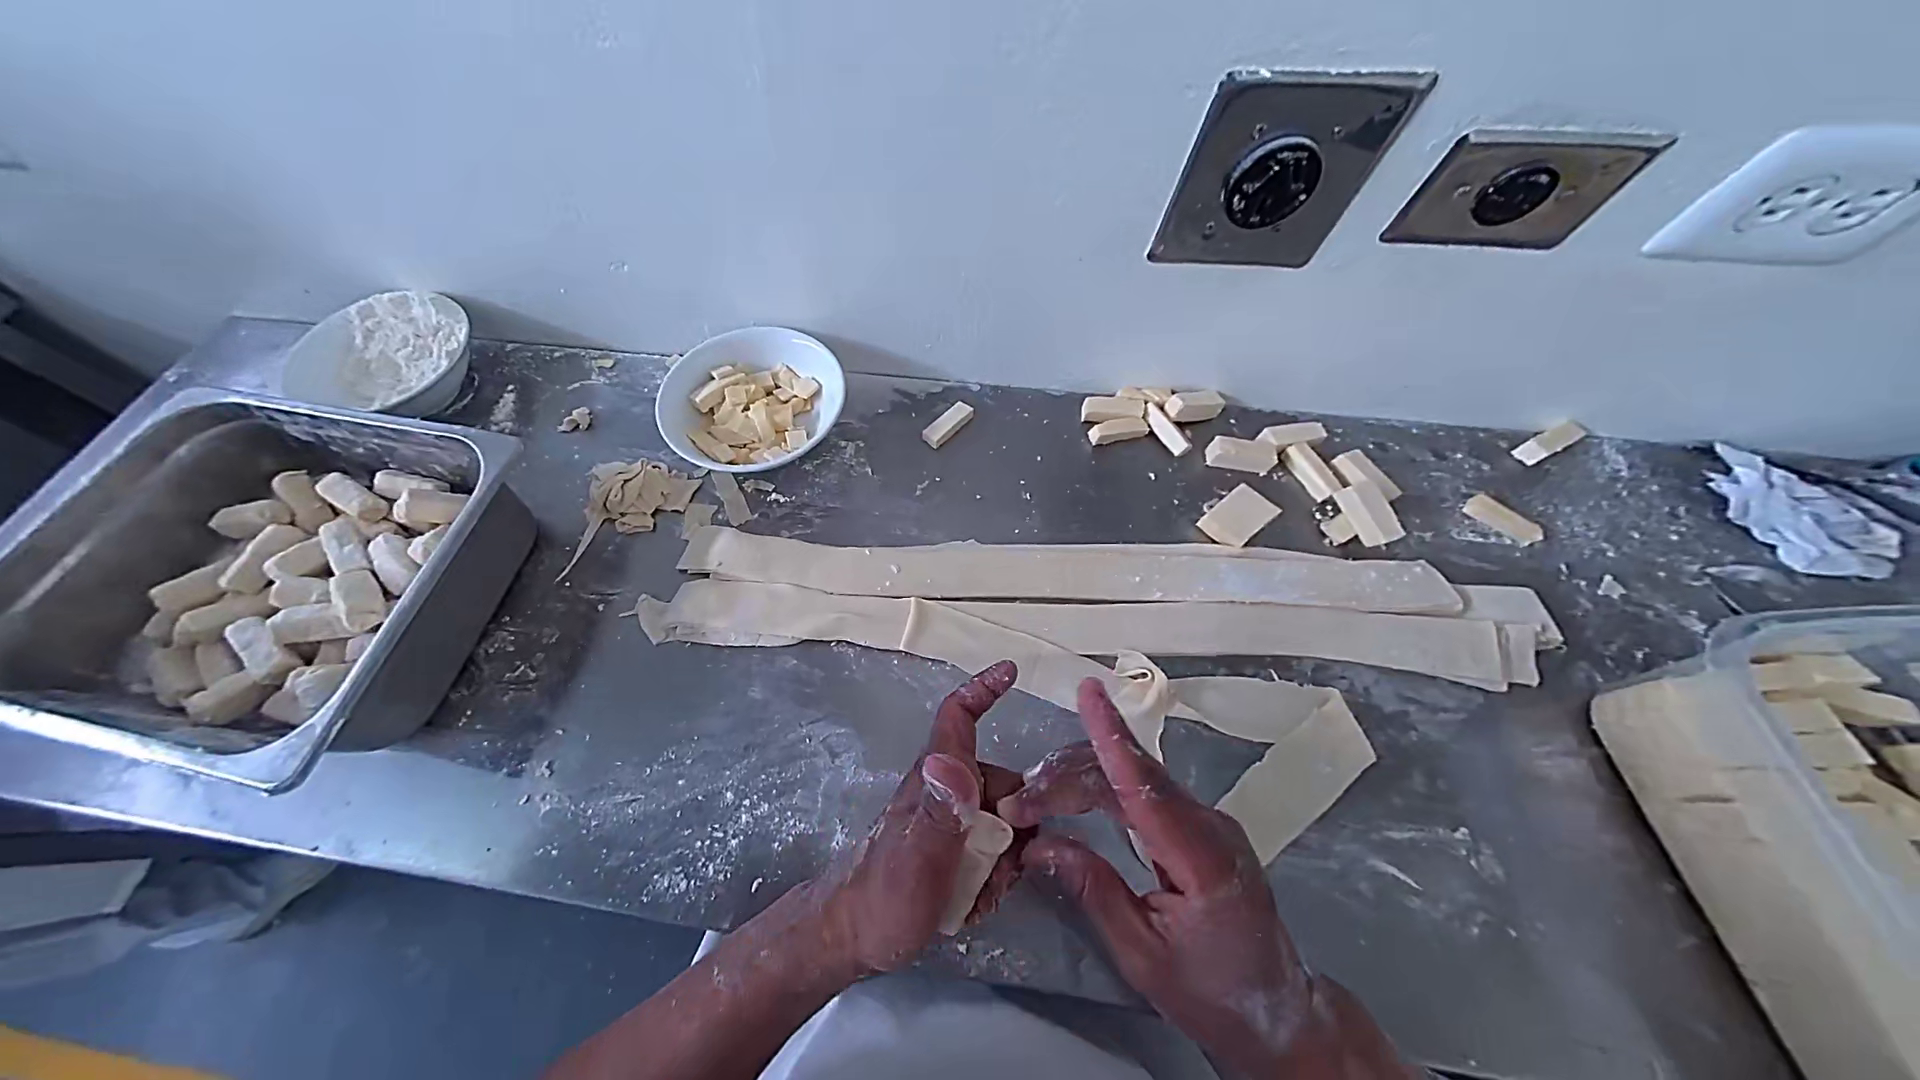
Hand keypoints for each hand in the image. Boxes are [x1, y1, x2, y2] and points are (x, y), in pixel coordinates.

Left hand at [814, 659, 1025, 976]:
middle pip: (1006, 784)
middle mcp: (946, 788)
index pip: (959, 717)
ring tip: (984, 892)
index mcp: (937, 776)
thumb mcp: (918, 859)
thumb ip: (941, 813)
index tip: (1011, 670)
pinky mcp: (952, 845)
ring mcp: (949, 818)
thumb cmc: (882, 897)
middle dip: (1019, 824)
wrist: (852, 938)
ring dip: (1007, 859)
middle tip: (1008, 869)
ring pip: (1005, 822)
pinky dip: (995, 875)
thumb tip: (953, 762)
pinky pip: (994, 849)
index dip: (984, 689)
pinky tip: (976, 901)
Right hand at [998, 679, 1411, 1079]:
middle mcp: (1208, 824)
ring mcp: (1206, 820)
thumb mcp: (1142, 954)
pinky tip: (1071, 792)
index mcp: (1203, 859)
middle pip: (1132, 776)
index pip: (1148, 786)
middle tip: (1021, 799)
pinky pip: (1145, 791)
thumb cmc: (1209, 992)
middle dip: (1070, 776)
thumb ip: (1093, 890)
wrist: (1274, 1008)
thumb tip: (1039, 844)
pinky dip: (1103, 786)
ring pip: (1136, 777)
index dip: (1113, 737)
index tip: (1090, 694)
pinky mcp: (1196, 823)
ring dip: (1081, 777)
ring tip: (1035, 796)